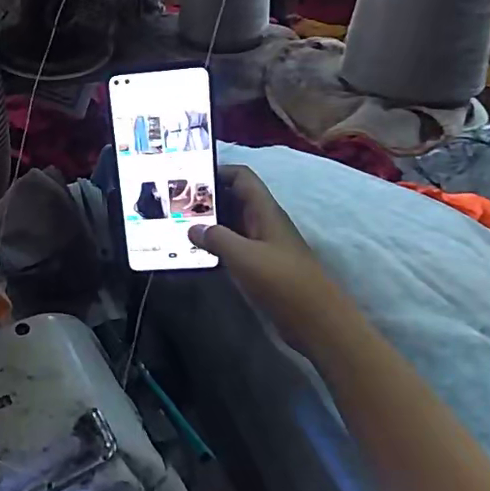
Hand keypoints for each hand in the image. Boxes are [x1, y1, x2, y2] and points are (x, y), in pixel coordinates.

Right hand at [190, 165, 346, 334]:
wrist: (314, 319)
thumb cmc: (282, 281)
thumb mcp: (245, 257)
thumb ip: (217, 239)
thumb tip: (192, 228)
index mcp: (265, 211)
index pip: (242, 177)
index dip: (218, 171)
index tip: (188, 177)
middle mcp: (264, 222)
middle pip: (234, 200)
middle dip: (207, 200)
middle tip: (174, 205)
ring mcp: (263, 245)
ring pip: (233, 225)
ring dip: (210, 225)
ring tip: (178, 227)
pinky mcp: (261, 267)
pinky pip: (235, 248)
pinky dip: (217, 247)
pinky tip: (196, 255)